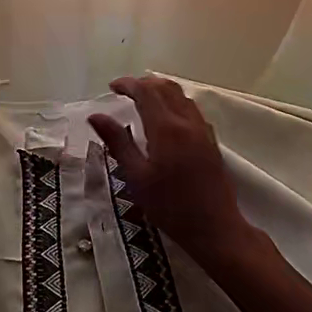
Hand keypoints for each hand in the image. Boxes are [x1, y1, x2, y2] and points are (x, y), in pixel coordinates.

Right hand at [89, 76, 251, 258]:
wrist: (215, 228)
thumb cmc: (170, 207)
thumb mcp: (137, 177)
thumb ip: (118, 143)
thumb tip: (96, 116)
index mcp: (167, 129)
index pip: (146, 92)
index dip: (128, 84)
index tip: (112, 87)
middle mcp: (187, 123)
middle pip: (167, 88)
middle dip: (145, 83)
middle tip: (125, 91)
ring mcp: (203, 131)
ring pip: (182, 97)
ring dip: (161, 91)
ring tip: (143, 101)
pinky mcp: (211, 142)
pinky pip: (192, 110)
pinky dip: (175, 103)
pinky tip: (166, 120)